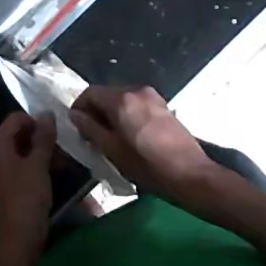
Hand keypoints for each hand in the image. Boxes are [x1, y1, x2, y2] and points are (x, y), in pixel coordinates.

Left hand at [0, 112, 55, 265]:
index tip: (59, 130)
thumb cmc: (26, 199)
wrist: (16, 242)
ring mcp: (2, 172)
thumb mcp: (38, 166)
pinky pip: (26, 167)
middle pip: (20, 134)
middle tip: (66, 146)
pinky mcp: (11, 187)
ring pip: (25, 151)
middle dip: (43, 136)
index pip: (16, 118)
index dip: (37, 120)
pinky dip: (40, 166)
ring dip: (44, 152)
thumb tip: (47, 113)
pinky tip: (58, 173)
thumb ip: (43, 138)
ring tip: (66, 160)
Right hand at [69, 86, 221, 206]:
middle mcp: (137, 90)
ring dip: (111, 114)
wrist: (190, 174)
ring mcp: (153, 96)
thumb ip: (90, 128)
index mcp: (122, 99)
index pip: (90, 92)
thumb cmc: (147, 166)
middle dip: (95, 111)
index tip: (77, 128)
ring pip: (121, 99)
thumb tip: (75, 115)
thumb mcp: (112, 150)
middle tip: (91, 137)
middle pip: (106, 93)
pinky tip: (128, 136)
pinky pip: (136, 104)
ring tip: (109, 138)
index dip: (79, 108)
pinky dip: (126, 114)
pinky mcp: (163, 105)